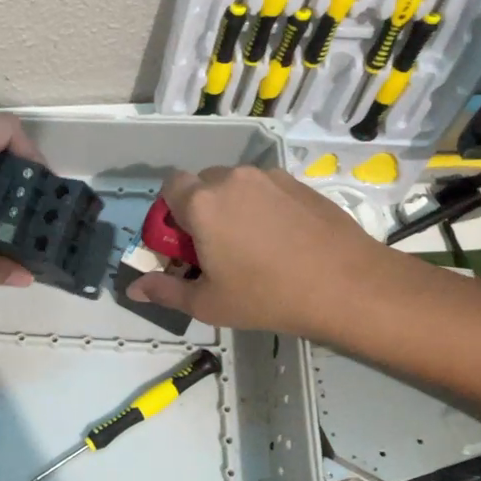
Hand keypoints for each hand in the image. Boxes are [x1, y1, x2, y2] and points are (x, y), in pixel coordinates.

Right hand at [124, 166, 391, 337]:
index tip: (182, 244)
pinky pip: (266, 189)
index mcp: (202, 203)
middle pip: (202, 184)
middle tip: (214, 249)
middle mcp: (232, 179)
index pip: (169, 186)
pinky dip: (262, 208)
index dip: (169, 213)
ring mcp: (269, 178)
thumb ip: (165, 291)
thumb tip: (134, 289)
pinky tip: (281, 241)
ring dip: (232, 207)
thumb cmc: (267, 296)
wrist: (346, 285)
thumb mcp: (208, 303)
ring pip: (236, 185)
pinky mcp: (299, 184)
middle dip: (200, 210)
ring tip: (250, 246)